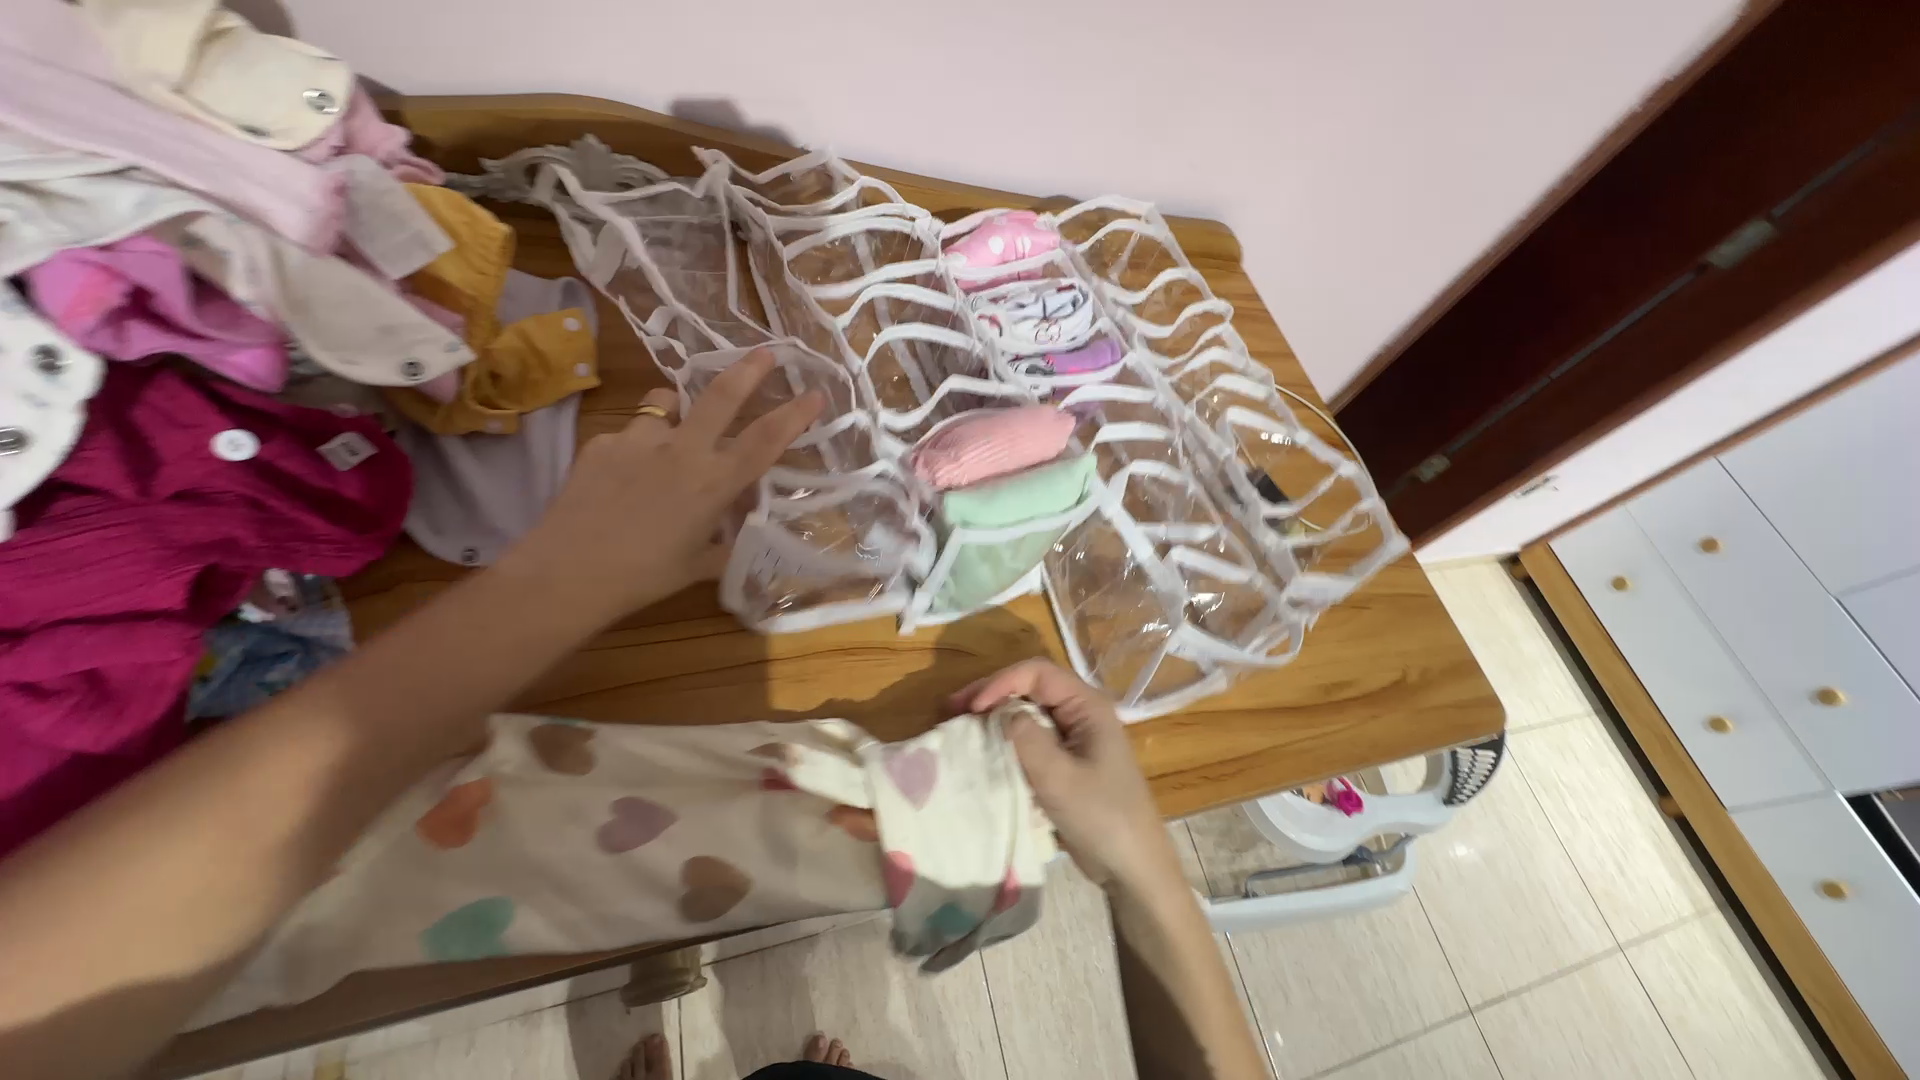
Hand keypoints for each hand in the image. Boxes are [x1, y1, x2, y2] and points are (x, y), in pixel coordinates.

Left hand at [506, 347, 822, 618]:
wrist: (568, 572)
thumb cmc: (644, 576)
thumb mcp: (698, 564)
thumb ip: (725, 543)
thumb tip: (741, 534)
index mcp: (713, 483)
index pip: (766, 440)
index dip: (796, 414)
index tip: (816, 393)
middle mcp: (682, 451)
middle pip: (722, 395)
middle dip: (749, 369)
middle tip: (766, 352)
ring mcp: (639, 440)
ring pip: (668, 404)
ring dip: (679, 410)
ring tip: (673, 428)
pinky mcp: (602, 442)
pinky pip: (630, 435)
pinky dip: (638, 447)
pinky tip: (623, 477)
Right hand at [952, 659, 1184, 894]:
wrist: (1132, 866)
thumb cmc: (1101, 816)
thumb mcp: (1058, 776)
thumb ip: (1025, 737)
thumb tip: (1000, 714)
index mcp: (1088, 706)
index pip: (1037, 673)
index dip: (1001, 682)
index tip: (972, 707)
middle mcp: (1082, 714)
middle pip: (1031, 688)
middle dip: (992, 694)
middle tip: (953, 709)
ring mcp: (1075, 739)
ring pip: (1029, 714)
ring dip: (996, 718)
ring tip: (962, 727)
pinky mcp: (1067, 763)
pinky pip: (1032, 739)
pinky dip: (1006, 740)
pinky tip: (984, 751)